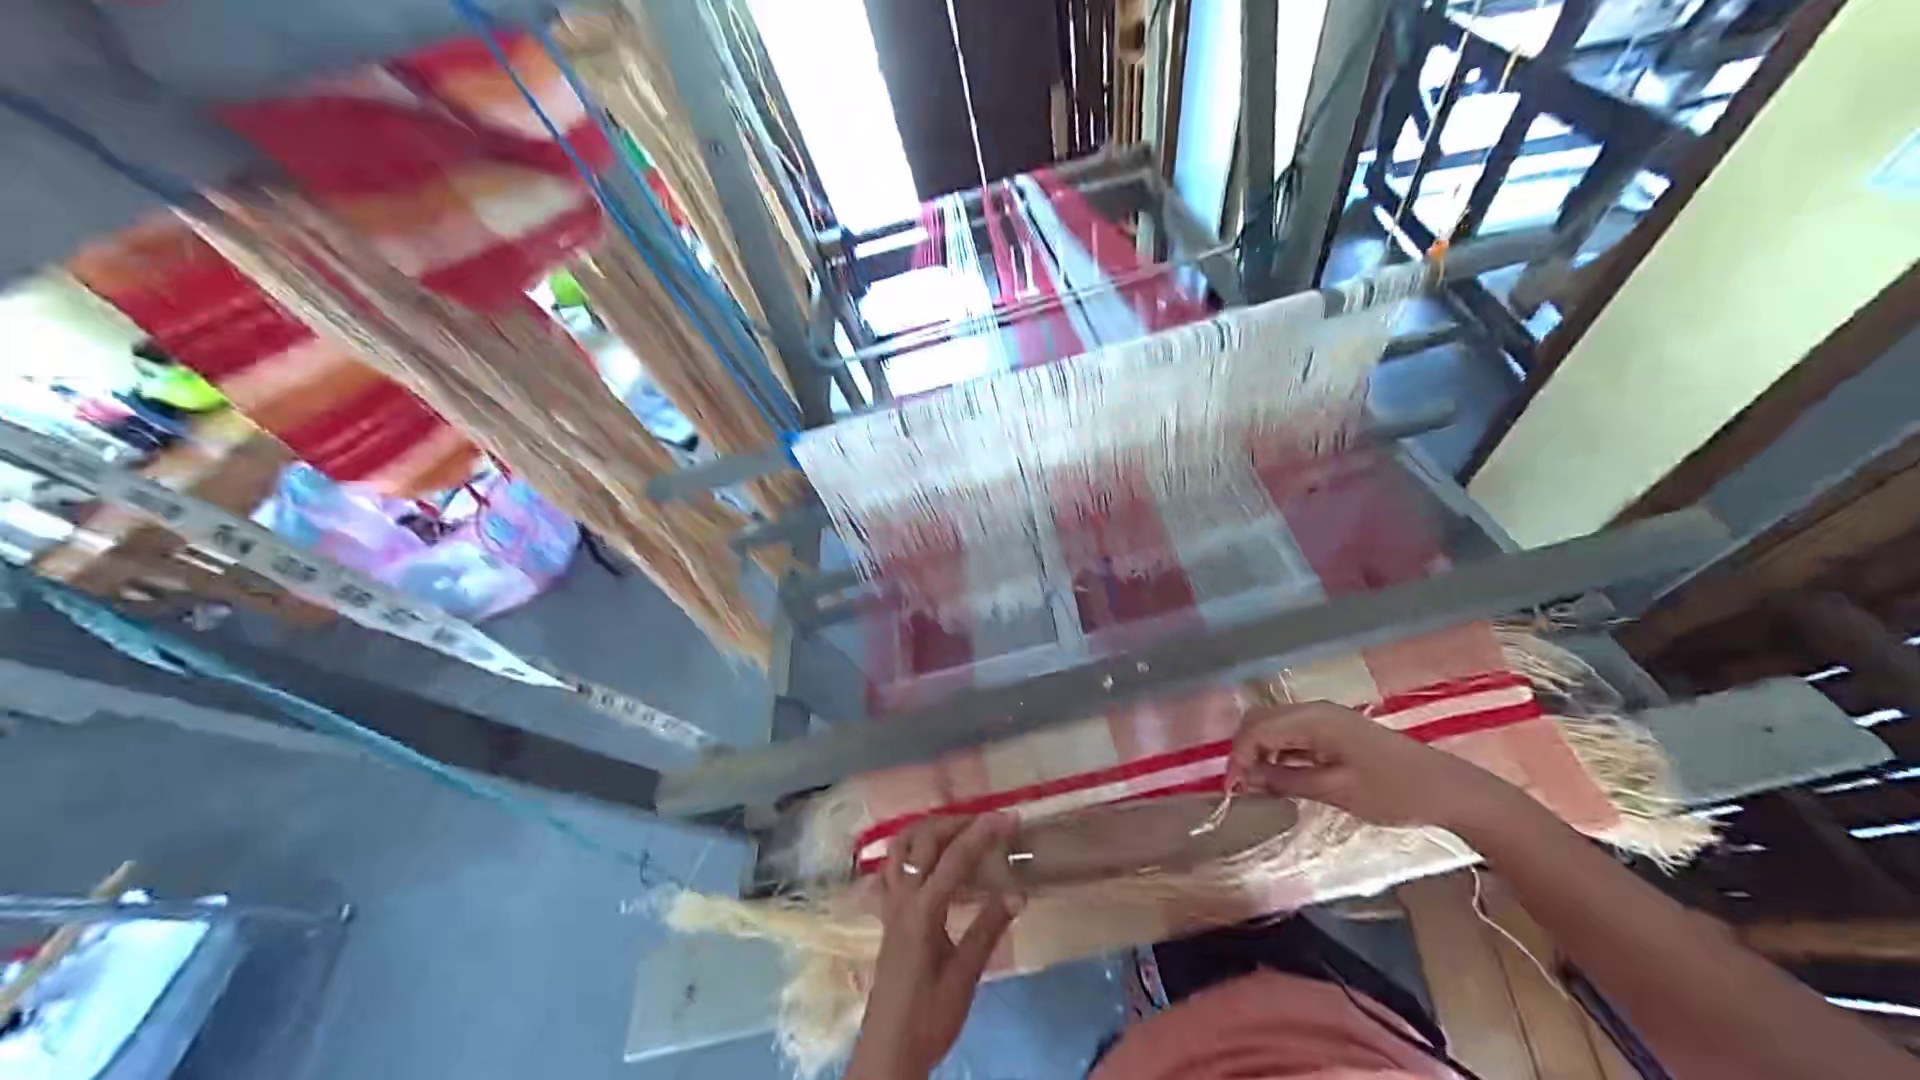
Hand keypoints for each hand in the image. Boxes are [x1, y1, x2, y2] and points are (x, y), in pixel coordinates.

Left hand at [846, 815, 1023, 1079]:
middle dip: (956, 822)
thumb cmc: (930, 1016)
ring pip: (900, 848)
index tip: (1008, 817)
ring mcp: (889, 905)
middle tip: (988, 821)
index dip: (983, 833)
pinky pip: (889, 868)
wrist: (889, 1050)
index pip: (955, 858)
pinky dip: (906, 850)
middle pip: (924, 841)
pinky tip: (922, 854)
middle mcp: (902, 898)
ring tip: (956, 826)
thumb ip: (988, 929)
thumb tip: (1019, 891)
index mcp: (923, 911)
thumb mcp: (966, 976)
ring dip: (927, 829)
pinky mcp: (885, 916)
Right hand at [1226, 701, 1531, 831]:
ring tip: (1257, 785)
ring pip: (1274, 727)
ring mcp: (1325, 718)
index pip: (1256, 730)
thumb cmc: (1395, 791)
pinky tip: (1281, 776)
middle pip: (1260, 721)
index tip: (1231, 790)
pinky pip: (1293, 734)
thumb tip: (1248, 779)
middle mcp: (1314, 710)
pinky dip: (1278, 753)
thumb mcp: (1336, 791)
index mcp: (1313, 719)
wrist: (1451, 791)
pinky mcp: (1334, 730)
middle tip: (1240, 787)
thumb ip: (1287, 781)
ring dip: (1259, 752)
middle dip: (1243, 751)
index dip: (1238, 758)